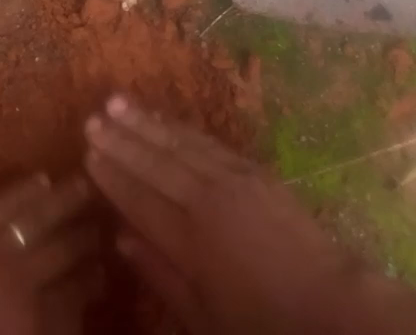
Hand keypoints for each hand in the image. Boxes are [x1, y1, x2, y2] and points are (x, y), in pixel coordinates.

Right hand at [85, 96, 359, 333]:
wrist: (330, 305)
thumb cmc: (261, 321)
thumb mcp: (202, 316)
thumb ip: (159, 274)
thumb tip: (121, 238)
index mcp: (190, 240)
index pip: (139, 198)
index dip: (111, 175)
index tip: (86, 154)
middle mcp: (207, 200)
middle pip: (155, 163)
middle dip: (120, 139)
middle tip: (90, 118)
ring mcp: (233, 179)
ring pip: (179, 143)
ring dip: (145, 122)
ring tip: (117, 102)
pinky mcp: (254, 170)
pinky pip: (206, 141)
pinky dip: (179, 128)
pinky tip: (163, 120)